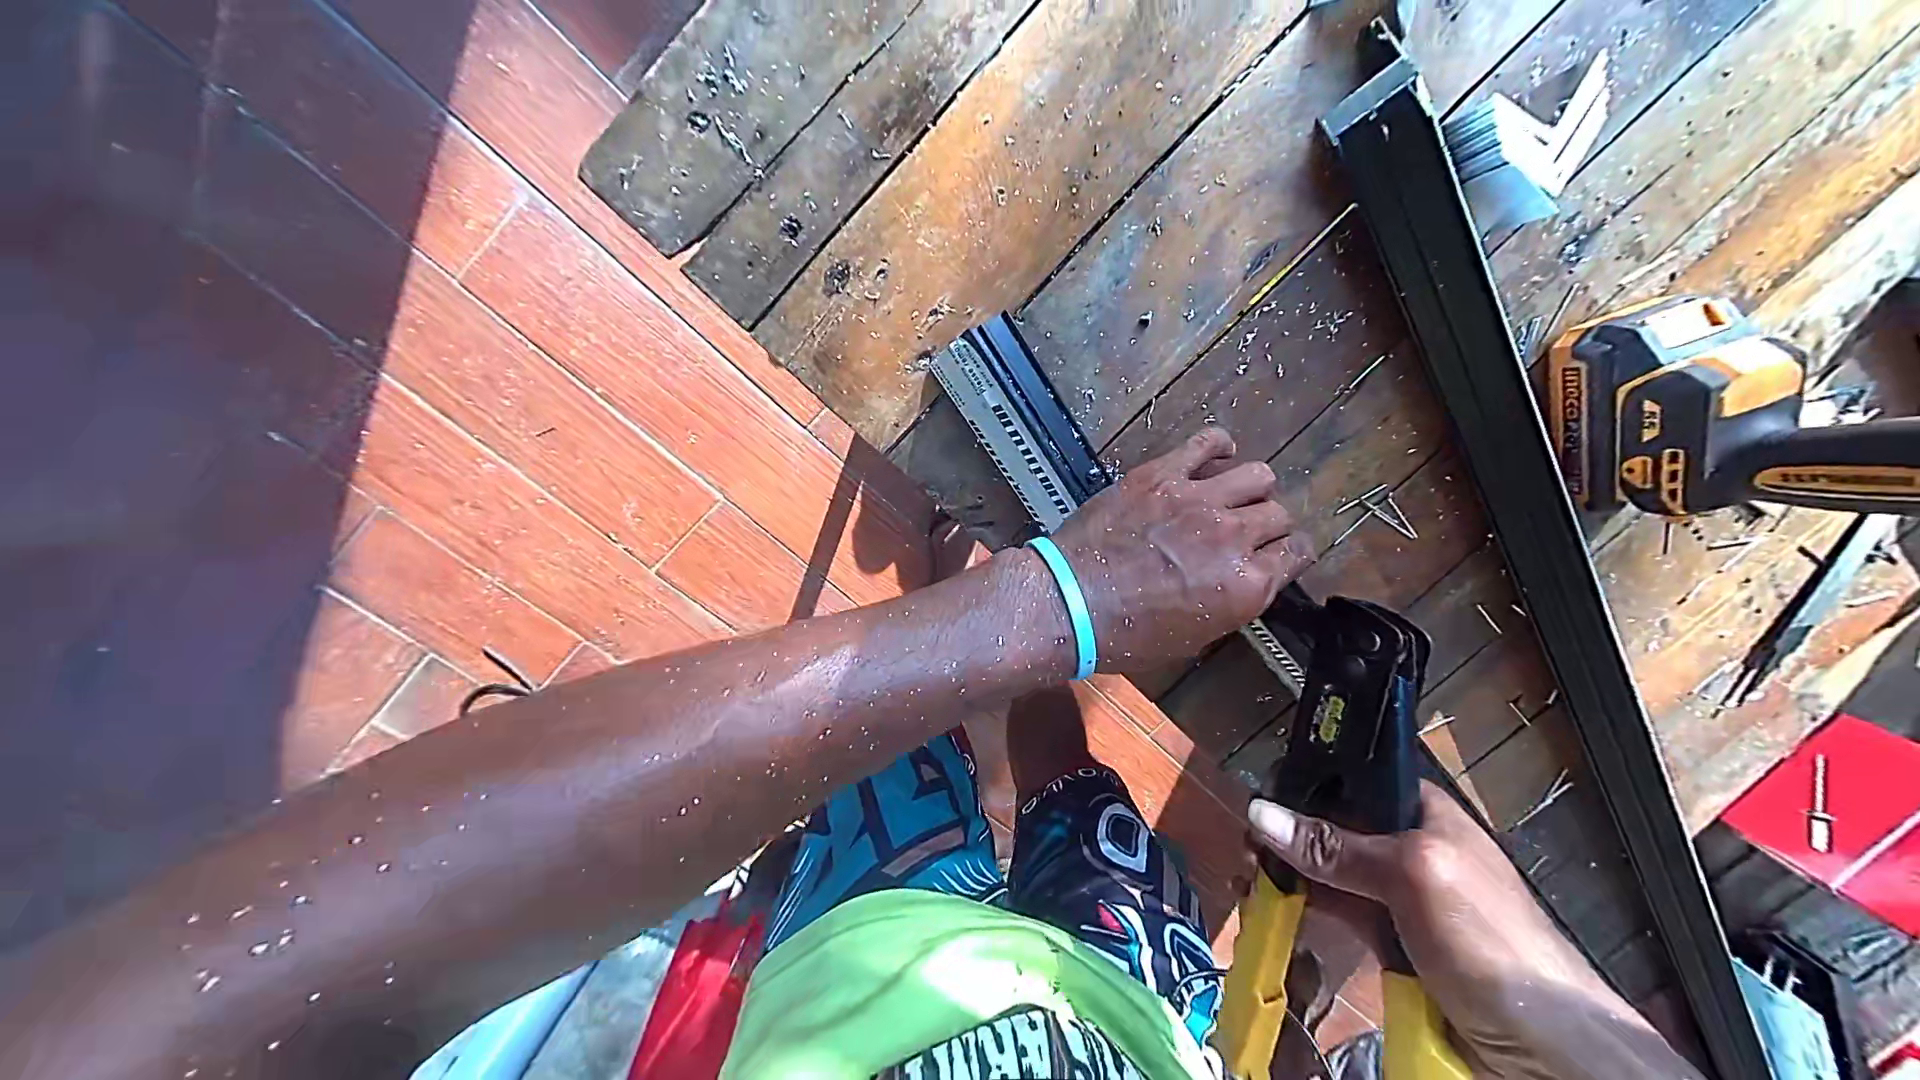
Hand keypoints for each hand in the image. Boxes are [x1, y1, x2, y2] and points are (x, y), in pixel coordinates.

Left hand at [1046, 428, 1312, 670]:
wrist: (1068, 602)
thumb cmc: (1125, 633)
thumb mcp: (1194, 636)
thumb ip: (1232, 602)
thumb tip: (1244, 578)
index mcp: (1246, 586)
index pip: (1297, 553)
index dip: (1287, 553)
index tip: (1275, 552)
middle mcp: (1232, 537)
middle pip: (1278, 514)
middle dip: (1266, 525)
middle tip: (1242, 531)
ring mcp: (1197, 500)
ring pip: (1257, 475)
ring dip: (1249, 488)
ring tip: (1229, 497)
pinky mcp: (1162, 475)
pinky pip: (1208, 442)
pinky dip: (1218, 446)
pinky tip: (1215, 456)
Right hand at [1248, 783, 1701, 1079]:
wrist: (1552, 1054)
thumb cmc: (1490, 940)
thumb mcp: (1411, 876)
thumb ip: (1335, 845)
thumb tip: (1258, 813)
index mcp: (1419, 810)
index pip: (1348, 778)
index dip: (1302, 781)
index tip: (1257, 796)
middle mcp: (1404, 843)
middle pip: (1330, 823)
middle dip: (1284, 830)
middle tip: (1244, 844)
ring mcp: (1395, 892)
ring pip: (1326, 867)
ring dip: (1284, 867)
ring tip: (1244, 874)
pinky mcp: (1388, 937)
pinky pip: (1333, 908)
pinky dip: (1300, 903)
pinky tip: (1268, 901)